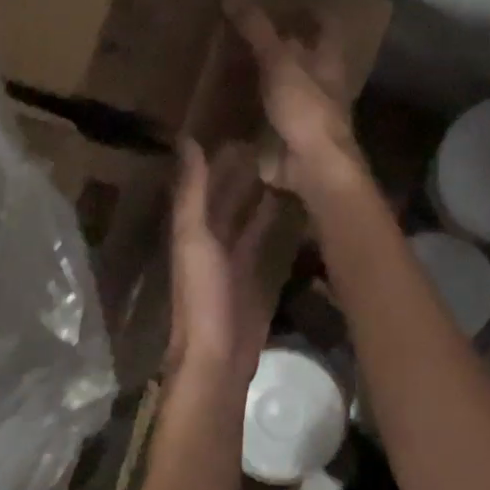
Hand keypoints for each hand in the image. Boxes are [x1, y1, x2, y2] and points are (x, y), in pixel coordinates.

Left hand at [168, 140, 277, 377]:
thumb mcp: (194, 239)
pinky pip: (271, 248)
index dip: (223, 160)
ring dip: (268, 199)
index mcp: (195, 230)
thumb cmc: (203, 297)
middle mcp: (215, 243)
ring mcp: (239, 265)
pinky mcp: (260, 284)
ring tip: (294, 170)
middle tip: (278, 144)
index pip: (209, 185)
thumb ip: (193, 193)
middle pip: (232, 202)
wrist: (218, 358)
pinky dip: (282, 230)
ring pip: (253, 223)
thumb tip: (187, 141)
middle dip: (249, 175)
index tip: (248, 131)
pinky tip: (301, 213)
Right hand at [227, 0, 366, 194]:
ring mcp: (303, 109)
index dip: (308, 8)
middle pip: (301, 53)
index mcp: (328, 59)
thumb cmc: (306, 109)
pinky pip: (263, 113)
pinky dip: (246, 106)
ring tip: (223, 55)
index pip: (325, 23)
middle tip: (240, 24)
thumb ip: (258, 32)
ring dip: (258, 73)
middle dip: (276, 41)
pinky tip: (221, 97)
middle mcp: (320, 81)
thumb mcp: (280, 63)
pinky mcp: (285, 133)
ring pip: (280, 83)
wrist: (312, 168)